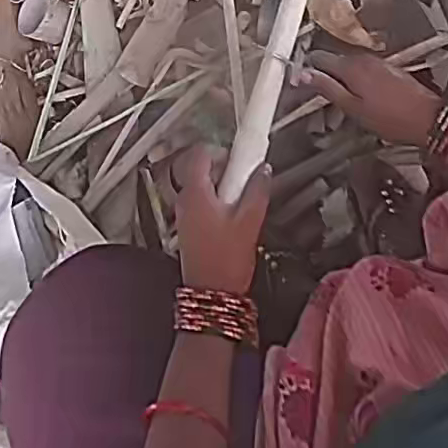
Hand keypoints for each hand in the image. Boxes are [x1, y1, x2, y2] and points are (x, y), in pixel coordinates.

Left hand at [173, 145, 268, 293]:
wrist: (212, 298)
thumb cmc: (226, 260)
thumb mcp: (249, 221)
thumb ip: (257, 190)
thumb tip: (264, 170)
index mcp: (195, 192)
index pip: (200, 154)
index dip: (220, 150)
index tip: (239, 157)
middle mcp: (184, 201)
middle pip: (201, 169)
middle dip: (225, 169)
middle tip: (245, 178)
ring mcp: (184, 216)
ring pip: (202, 187)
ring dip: (222, 187)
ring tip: (243, 198)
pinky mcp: (189, 230)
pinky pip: (201, 203)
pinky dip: (217, 202)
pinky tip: (234, 216)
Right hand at [298, 51, 440, 145]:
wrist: (429, 119)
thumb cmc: (391, 118)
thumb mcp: (352, 108)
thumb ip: (327, 89)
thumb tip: (304, 75)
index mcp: (351, 66)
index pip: (319, 57)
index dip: (307, 69)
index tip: (301, 82)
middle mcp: (363, 58)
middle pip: (334, 60)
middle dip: (324, 74)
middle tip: (319, 97)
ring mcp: (377, 62)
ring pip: (349, 65)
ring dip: (341, 78)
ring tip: (342, 101)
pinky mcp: (388, 68)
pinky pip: (364, 70)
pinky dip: (357, 80)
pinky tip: (361, 99)